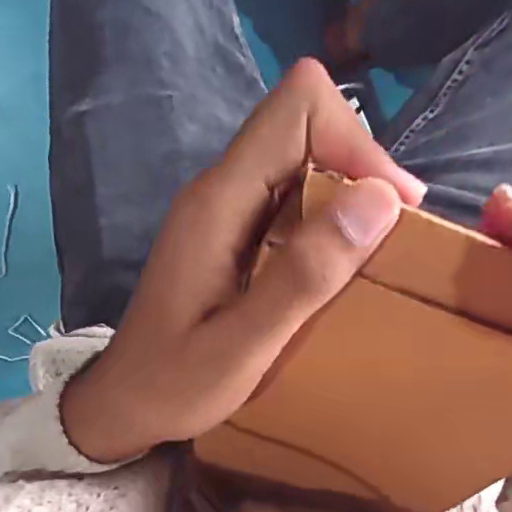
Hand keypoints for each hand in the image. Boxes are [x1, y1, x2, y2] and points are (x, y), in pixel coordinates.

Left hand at [61, 59, 427, 463]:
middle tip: (387, 239)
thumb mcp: (243, 344)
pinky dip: (321, 223)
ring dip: (344, 199)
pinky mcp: (225, 236)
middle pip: (302, 128)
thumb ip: (304, 275)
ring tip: (366, 258)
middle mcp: (217, 191)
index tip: (386, 206)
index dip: (353, 139)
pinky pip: (285, 202)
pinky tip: (330, 270)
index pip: (296, 106)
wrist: (124, 404)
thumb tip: (380, 199)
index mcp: (218, 202)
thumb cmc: (174, 383)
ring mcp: (219, 212)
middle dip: (358, 170)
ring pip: (298, 164)